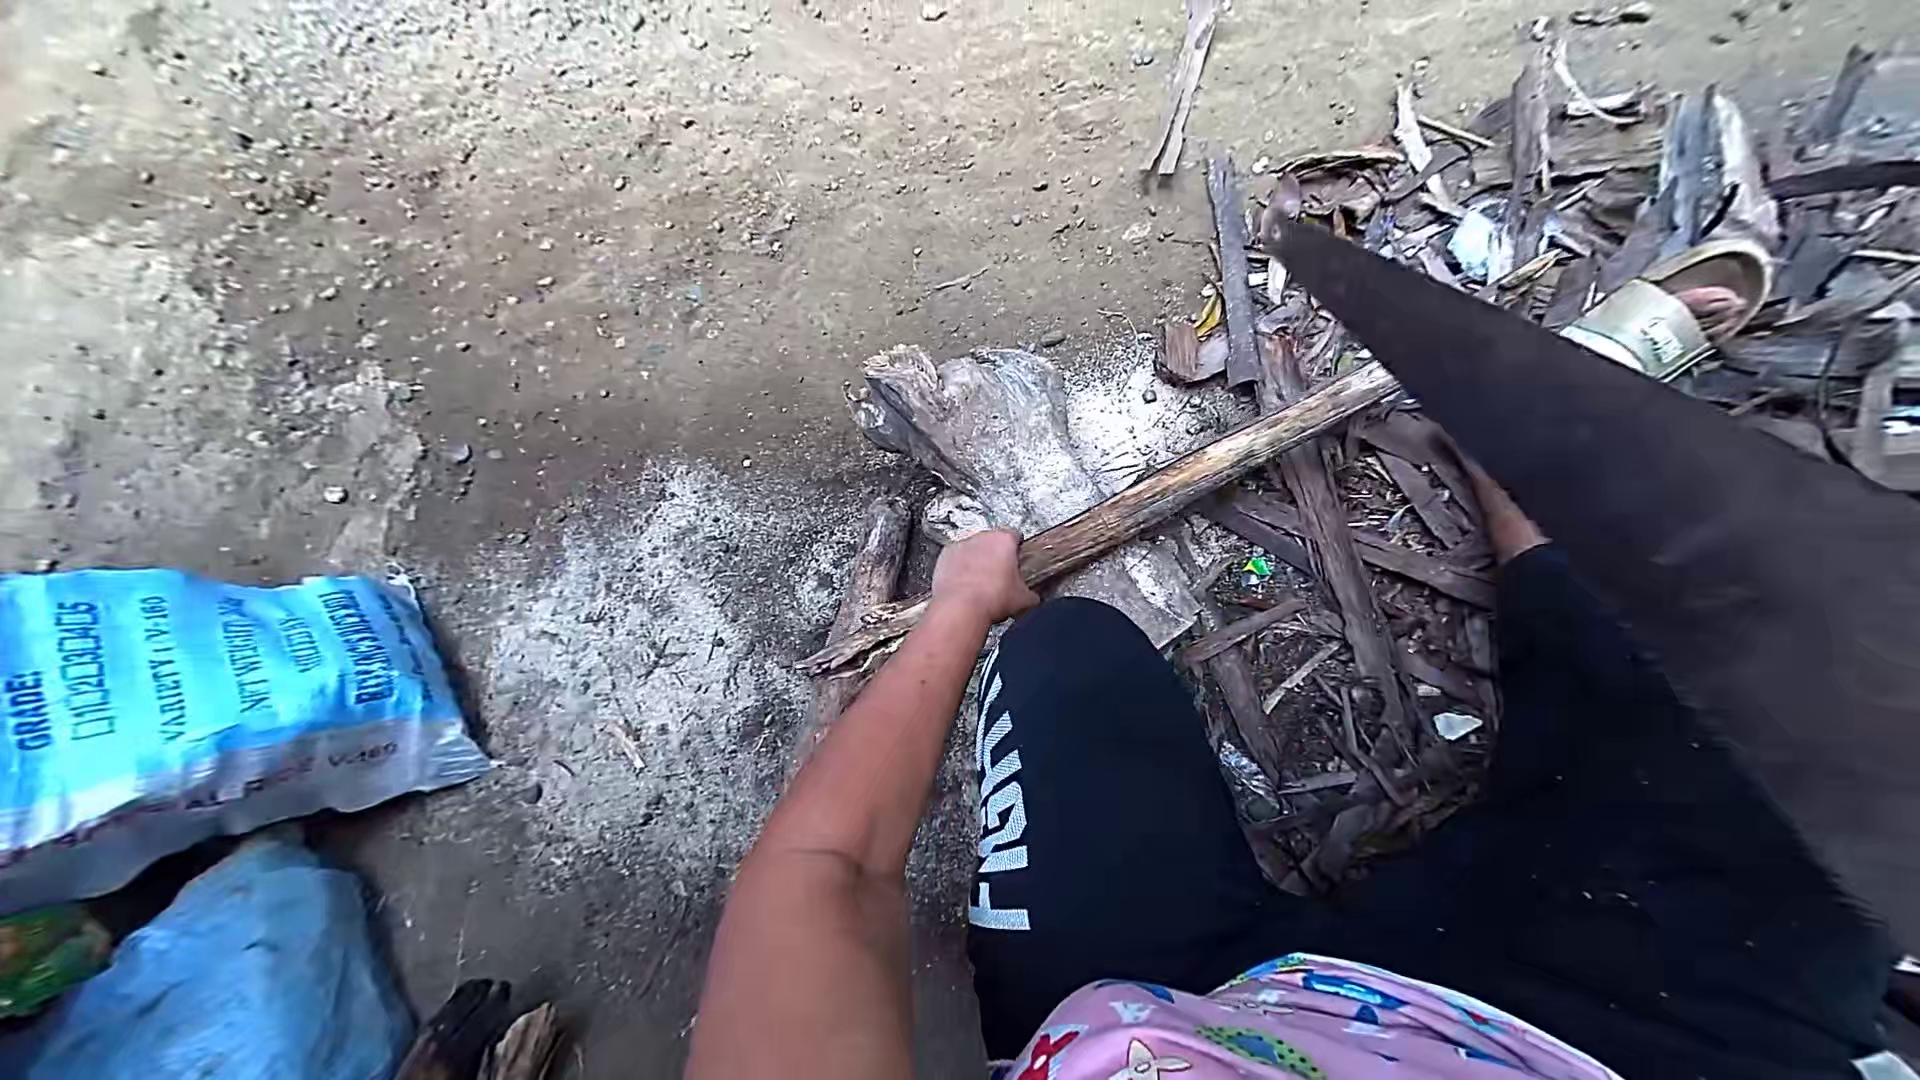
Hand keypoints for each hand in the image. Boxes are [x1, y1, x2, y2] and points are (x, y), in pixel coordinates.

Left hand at [930, 528, 1038, 625]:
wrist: (960, 608)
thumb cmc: (991, 598)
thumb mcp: (1023, 599)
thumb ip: (1031, 594)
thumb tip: (1033, 598)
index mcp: (1004, 540)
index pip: (1015, 536)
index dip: (1016, 549)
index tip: (1016, 561)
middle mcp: (981, 537)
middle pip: (992, 542)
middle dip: (995, 556)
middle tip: (999, 577)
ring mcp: (961, 545)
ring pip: (972, 550)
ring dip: (976, 561)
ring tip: (980, 584)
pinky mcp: (945, 556)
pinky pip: (955, 560)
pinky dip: (958, 569)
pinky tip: (964, 586)